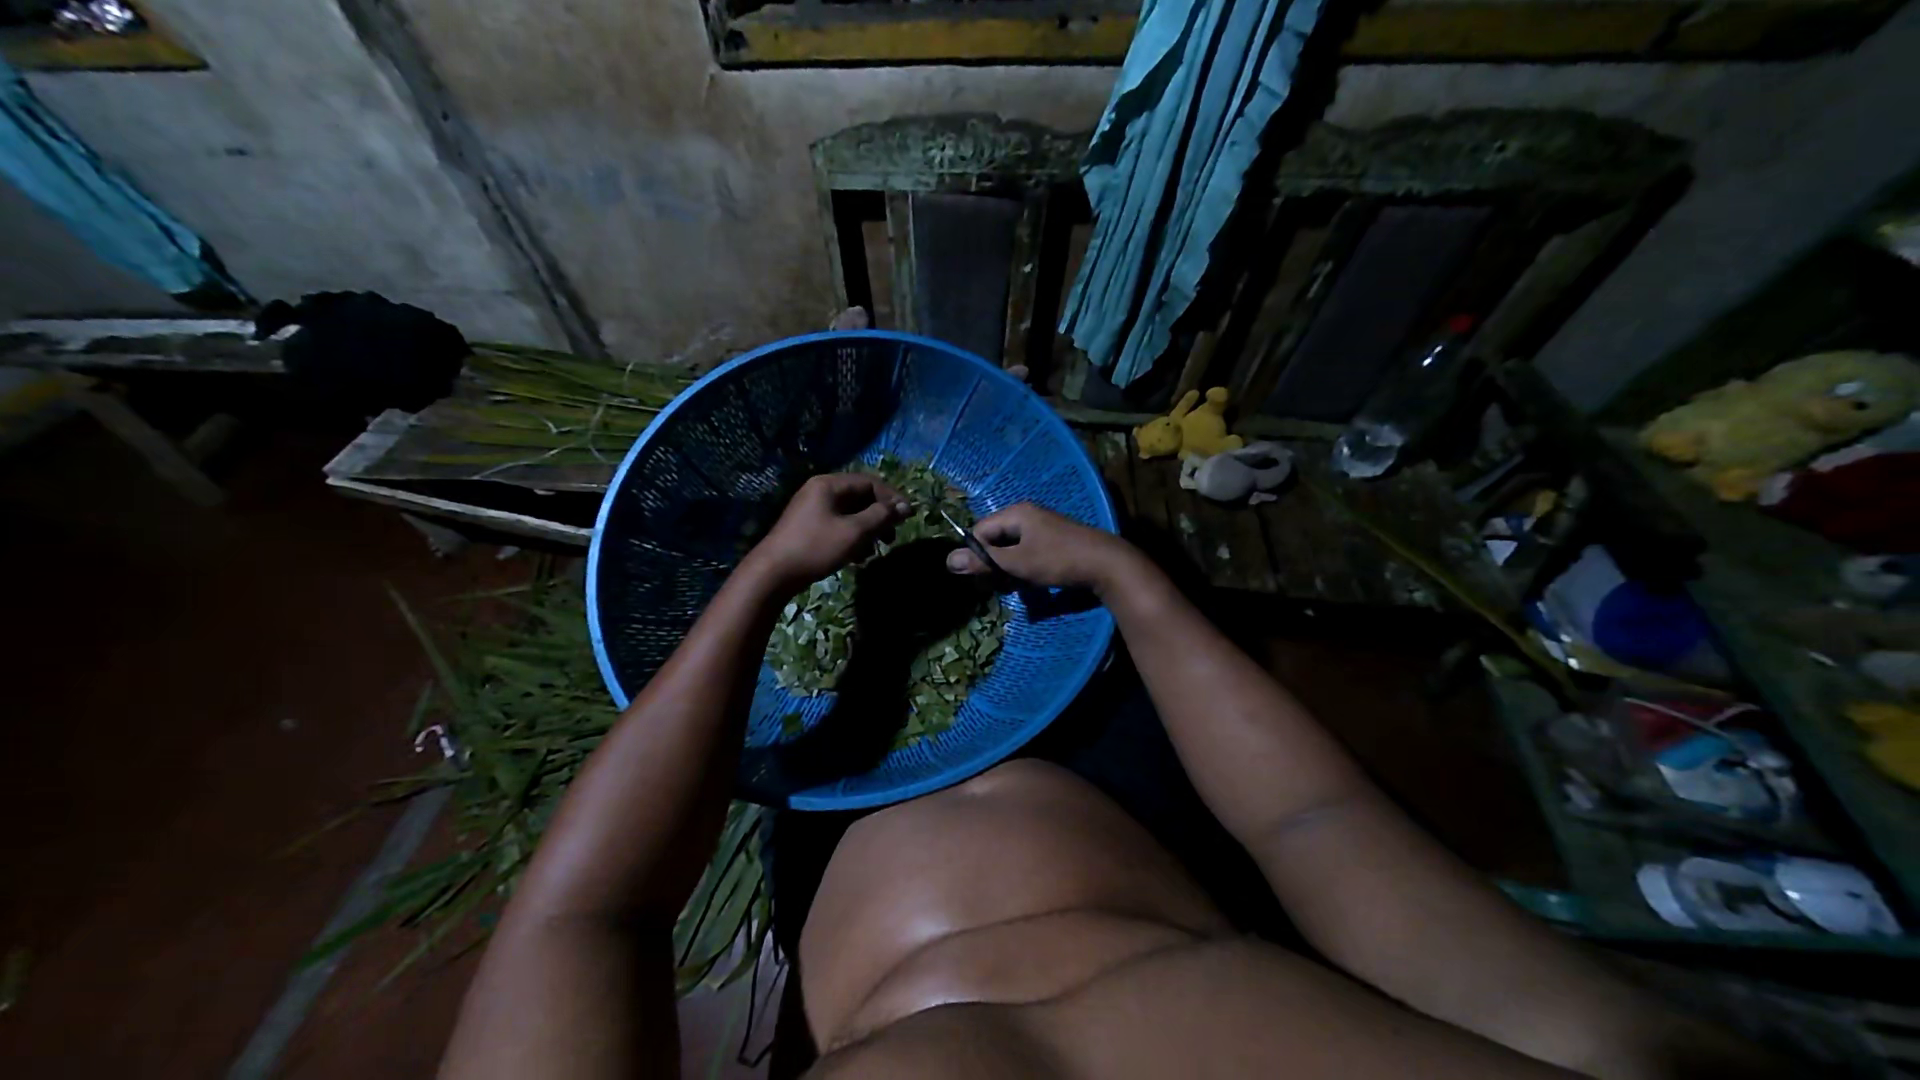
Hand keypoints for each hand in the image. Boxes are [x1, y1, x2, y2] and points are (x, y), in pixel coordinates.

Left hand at [744, 473, 909, 590]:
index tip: (908, 517)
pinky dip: (853, 537)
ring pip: (851, 513)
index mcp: (829, 484)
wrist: (773, 573)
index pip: (870, 482)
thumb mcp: (854, 532)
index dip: (892, 498)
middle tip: (893, 536)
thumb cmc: (816, 548)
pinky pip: (839, 525)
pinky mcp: (809, 527)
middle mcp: (820, 491)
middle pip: (860, 497)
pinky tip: (858, 556)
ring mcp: (813, 509)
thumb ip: (881, 516)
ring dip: (868, 529)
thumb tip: (904, 507)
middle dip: (880, 516)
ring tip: (876, 549)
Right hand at [944, 503, 1135, 591]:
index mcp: (1017, 513)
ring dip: (1007, 568)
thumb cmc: (1059, 560)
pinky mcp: (1054, 543)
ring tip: (1011, 587)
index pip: (980, 530)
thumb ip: (984, 562)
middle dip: (991, 563)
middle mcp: (1028, 516)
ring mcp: (1043, 529)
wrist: (1107, 564)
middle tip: (993, 586)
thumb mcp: (1018, 563)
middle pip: (995, 539)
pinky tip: (1028, 584)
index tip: (978, 578)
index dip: (975, 554)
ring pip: (1011, 549)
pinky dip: (1022, 568)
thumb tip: (948, 560)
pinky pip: (1027, 553)